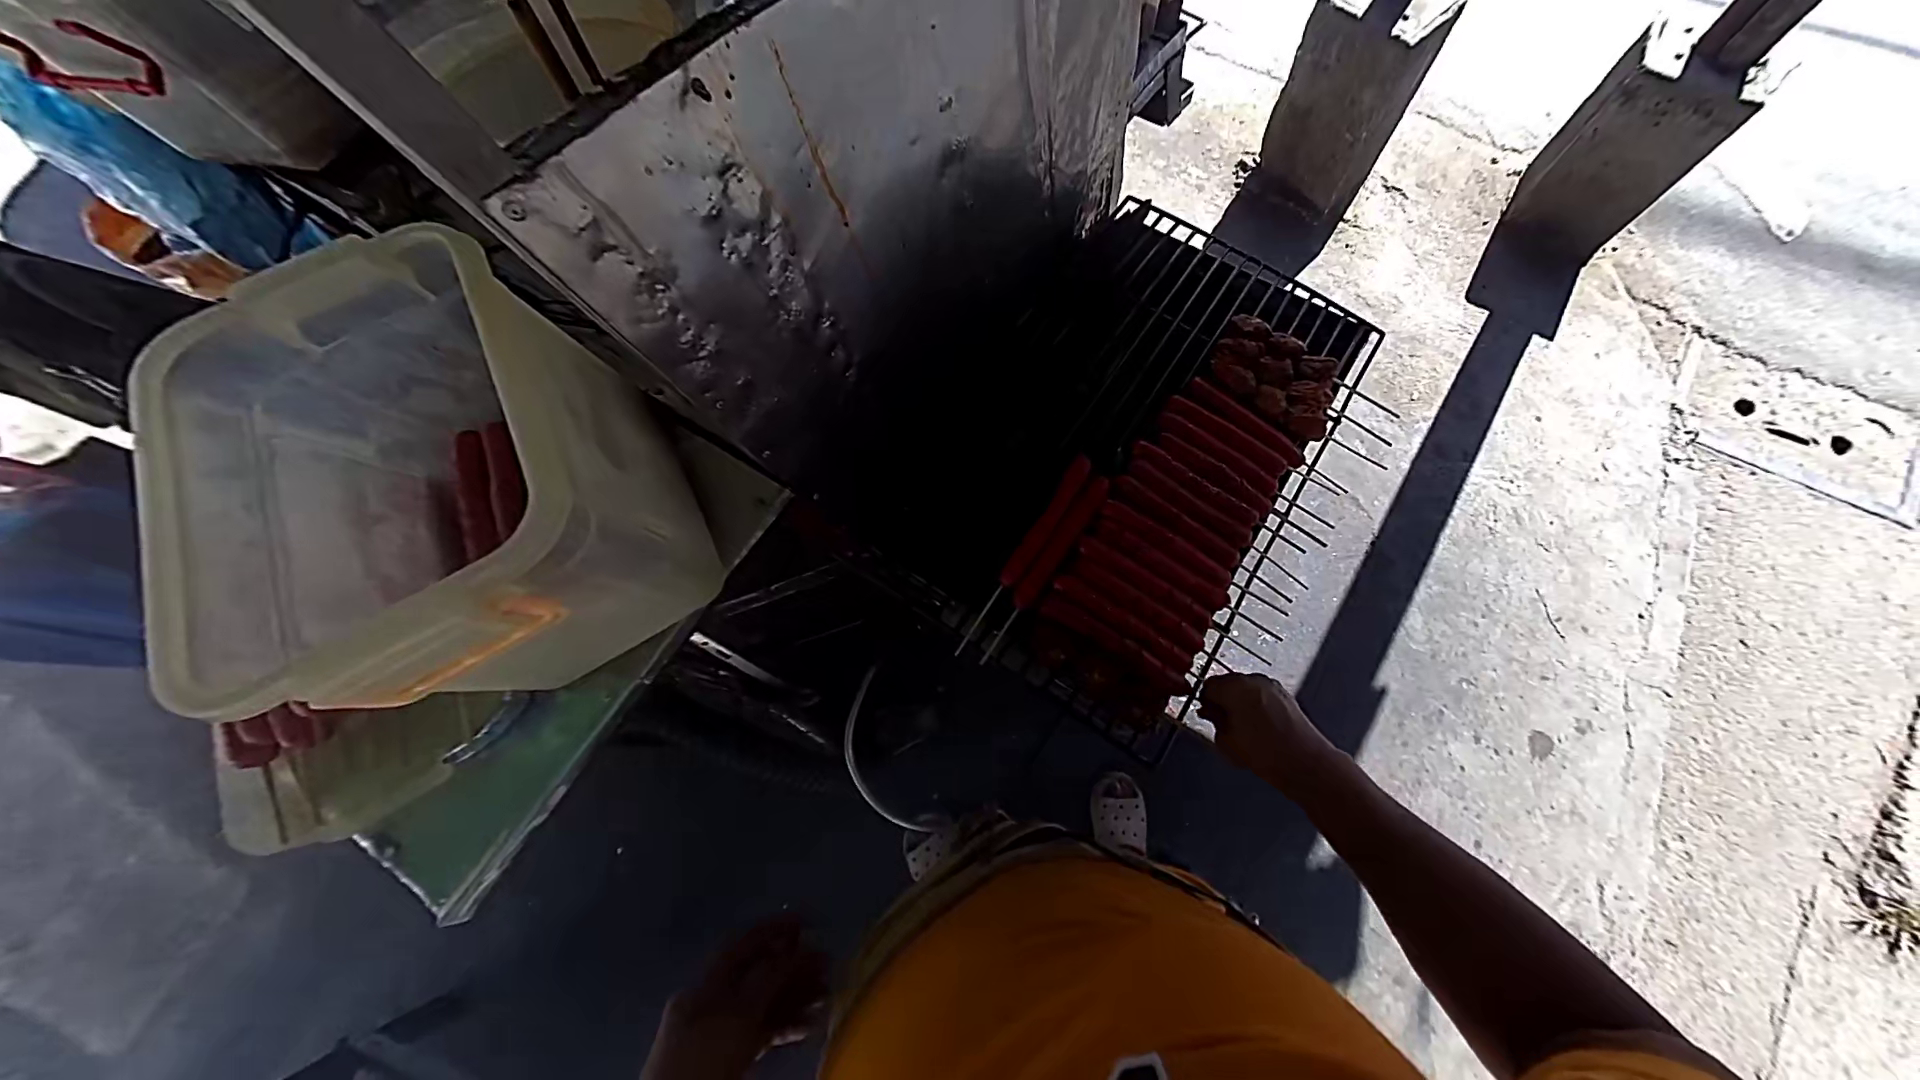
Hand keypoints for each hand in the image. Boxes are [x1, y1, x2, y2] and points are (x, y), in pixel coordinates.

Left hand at [640, 914, 827, 1079]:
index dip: (776, 927)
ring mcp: (720, 1033)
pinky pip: (762, 1033)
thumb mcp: (738, 1017)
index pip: (743, 943)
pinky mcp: (730, 1060)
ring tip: (828, 996)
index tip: (809, 922)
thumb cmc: (704, 1063)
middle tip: (828, 965)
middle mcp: (711, 1003)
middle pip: (758, 973)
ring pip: (764, 1004)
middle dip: (794, 966)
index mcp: (704, 986)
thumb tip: (799, 950)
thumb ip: (769, 979)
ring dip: (797, 997)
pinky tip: (811, 1027)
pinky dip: (787, 1026)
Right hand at [1197, 673, 1343, 792]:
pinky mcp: (1284, 695)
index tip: (1206, 714)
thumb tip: (1210, 713)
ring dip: (1239, 701)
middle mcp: (1253, 680)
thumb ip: (1214, 720)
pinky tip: (1258, 726)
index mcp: (1234, 687)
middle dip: (1222, 699)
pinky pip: (1260, 693)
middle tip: (1221, 722)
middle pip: (1226, 683)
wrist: (1305, 764)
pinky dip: (1255, 704)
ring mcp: (1271, 686)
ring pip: (1244, 688)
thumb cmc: (1269, 754)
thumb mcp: (1226, 741)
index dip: (1205, 701)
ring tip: (1242, 727)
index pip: (1208, 686)